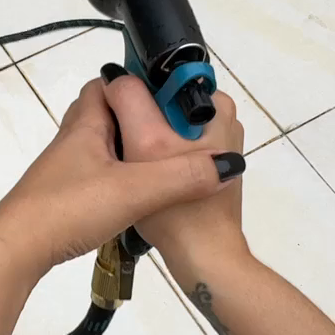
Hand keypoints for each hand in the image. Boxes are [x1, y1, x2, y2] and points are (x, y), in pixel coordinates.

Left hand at [0, 71, 244, 278]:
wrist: (15, 250)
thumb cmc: (69, 207)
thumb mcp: (134, 190)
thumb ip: (182, 177)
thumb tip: (228, 162)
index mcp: (85, 126)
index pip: (106, 85)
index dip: (135, 83)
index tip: (171, 95)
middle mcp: (72, 142)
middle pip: (103, 115)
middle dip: (136, 119)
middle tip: (171, 134)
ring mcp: (63, 171)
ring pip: (99, 149)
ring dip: (127, 152)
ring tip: (161, 166)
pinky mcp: (61, 198)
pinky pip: (94, 177)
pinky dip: (116, 179)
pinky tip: (135, 198)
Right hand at [96, 67, 248, 272]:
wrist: (201, 257)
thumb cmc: (176, 205)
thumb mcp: (146, 142)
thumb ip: (129, 100)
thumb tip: (114, 77)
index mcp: (215, 105)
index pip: (162, 78)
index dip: (133, 95)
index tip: (115, 121)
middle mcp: (221, 119)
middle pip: (160, 103)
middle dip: (135, 119)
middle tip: (118, 147)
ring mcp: (214, 145)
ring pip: (160, 126)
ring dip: (139, 139)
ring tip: (125, 162)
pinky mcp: (204, 167)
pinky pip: (167, 148)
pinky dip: (150, 157)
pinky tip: (139, 175)